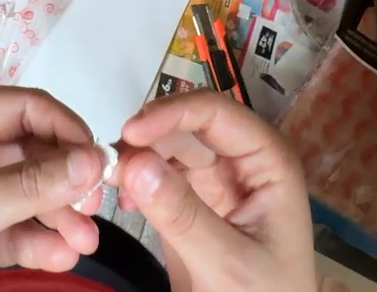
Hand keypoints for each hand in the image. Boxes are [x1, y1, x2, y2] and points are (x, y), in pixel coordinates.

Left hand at [0, 87, 107, 291]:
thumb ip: (27, 186)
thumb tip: (95, 159)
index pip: (25, 108)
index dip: (65, 128)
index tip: (98, 161)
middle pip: (36, 149)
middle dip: (66, 178)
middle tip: (94, 206)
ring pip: (36, 191)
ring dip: (64, 213)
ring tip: (84, 242)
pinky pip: (25, 230)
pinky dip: (47, 242)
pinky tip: (63, 257)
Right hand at [117, 91, 315, 291]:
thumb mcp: (228, 264)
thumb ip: (183, 215)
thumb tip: (134, 162)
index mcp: (267, 159)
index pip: (217, 113)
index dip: (173, 113)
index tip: (131, 132)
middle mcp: (242, 158)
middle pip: (188, 125)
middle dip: (148, 137)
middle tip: (109, 163)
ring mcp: (217, 178)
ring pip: (170, 145)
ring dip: (138, 157)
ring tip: (109, 183)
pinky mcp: (194, 200)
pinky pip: (161, 173)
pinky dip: (138, 180)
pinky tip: (125, 202)